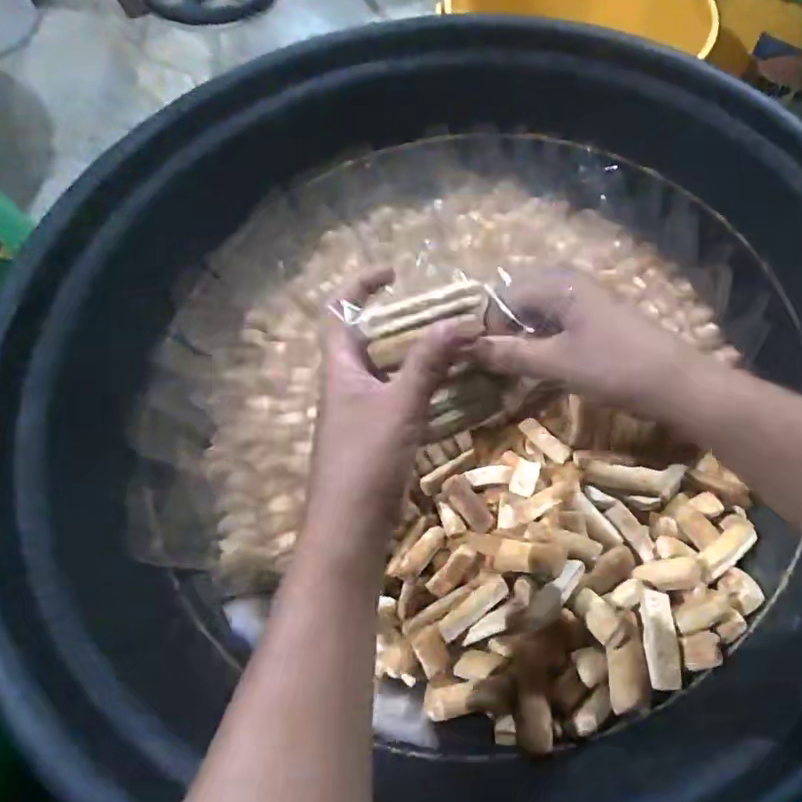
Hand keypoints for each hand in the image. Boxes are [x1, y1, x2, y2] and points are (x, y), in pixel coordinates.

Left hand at [306, 270, 474, 535]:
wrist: (350, 528)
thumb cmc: (366, 461)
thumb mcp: (400, 406)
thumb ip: (428, 363)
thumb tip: (461, 321)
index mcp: (340, 369)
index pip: (341, 312)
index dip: (362, 286)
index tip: (396, 273)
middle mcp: (349, 385)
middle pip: (373, 339)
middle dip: (407, 321)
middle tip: (447, 314)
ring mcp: (364, 413)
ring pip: (392, 370)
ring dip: (422, 355)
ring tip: (461, 346)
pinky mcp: (381, 437)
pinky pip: (405, 398)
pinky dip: (429, 387)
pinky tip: (458, 390)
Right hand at [473, 269, 708, 417]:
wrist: (677, 383)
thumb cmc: (615, 368)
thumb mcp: (558, 363)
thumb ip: (512, 354)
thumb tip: (469, 350)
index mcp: (559, 284)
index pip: (503, 296)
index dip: (486, 327)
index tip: (478, 360)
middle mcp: (572, 284)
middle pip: (521, 302)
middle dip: (503, 332)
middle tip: (493, 367)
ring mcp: (589, 302)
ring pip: (540, 315)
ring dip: (524, 340)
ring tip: (513, 372)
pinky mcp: (600, 322)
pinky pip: (560, 326)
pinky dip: (545, 344)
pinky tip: (543, 368)